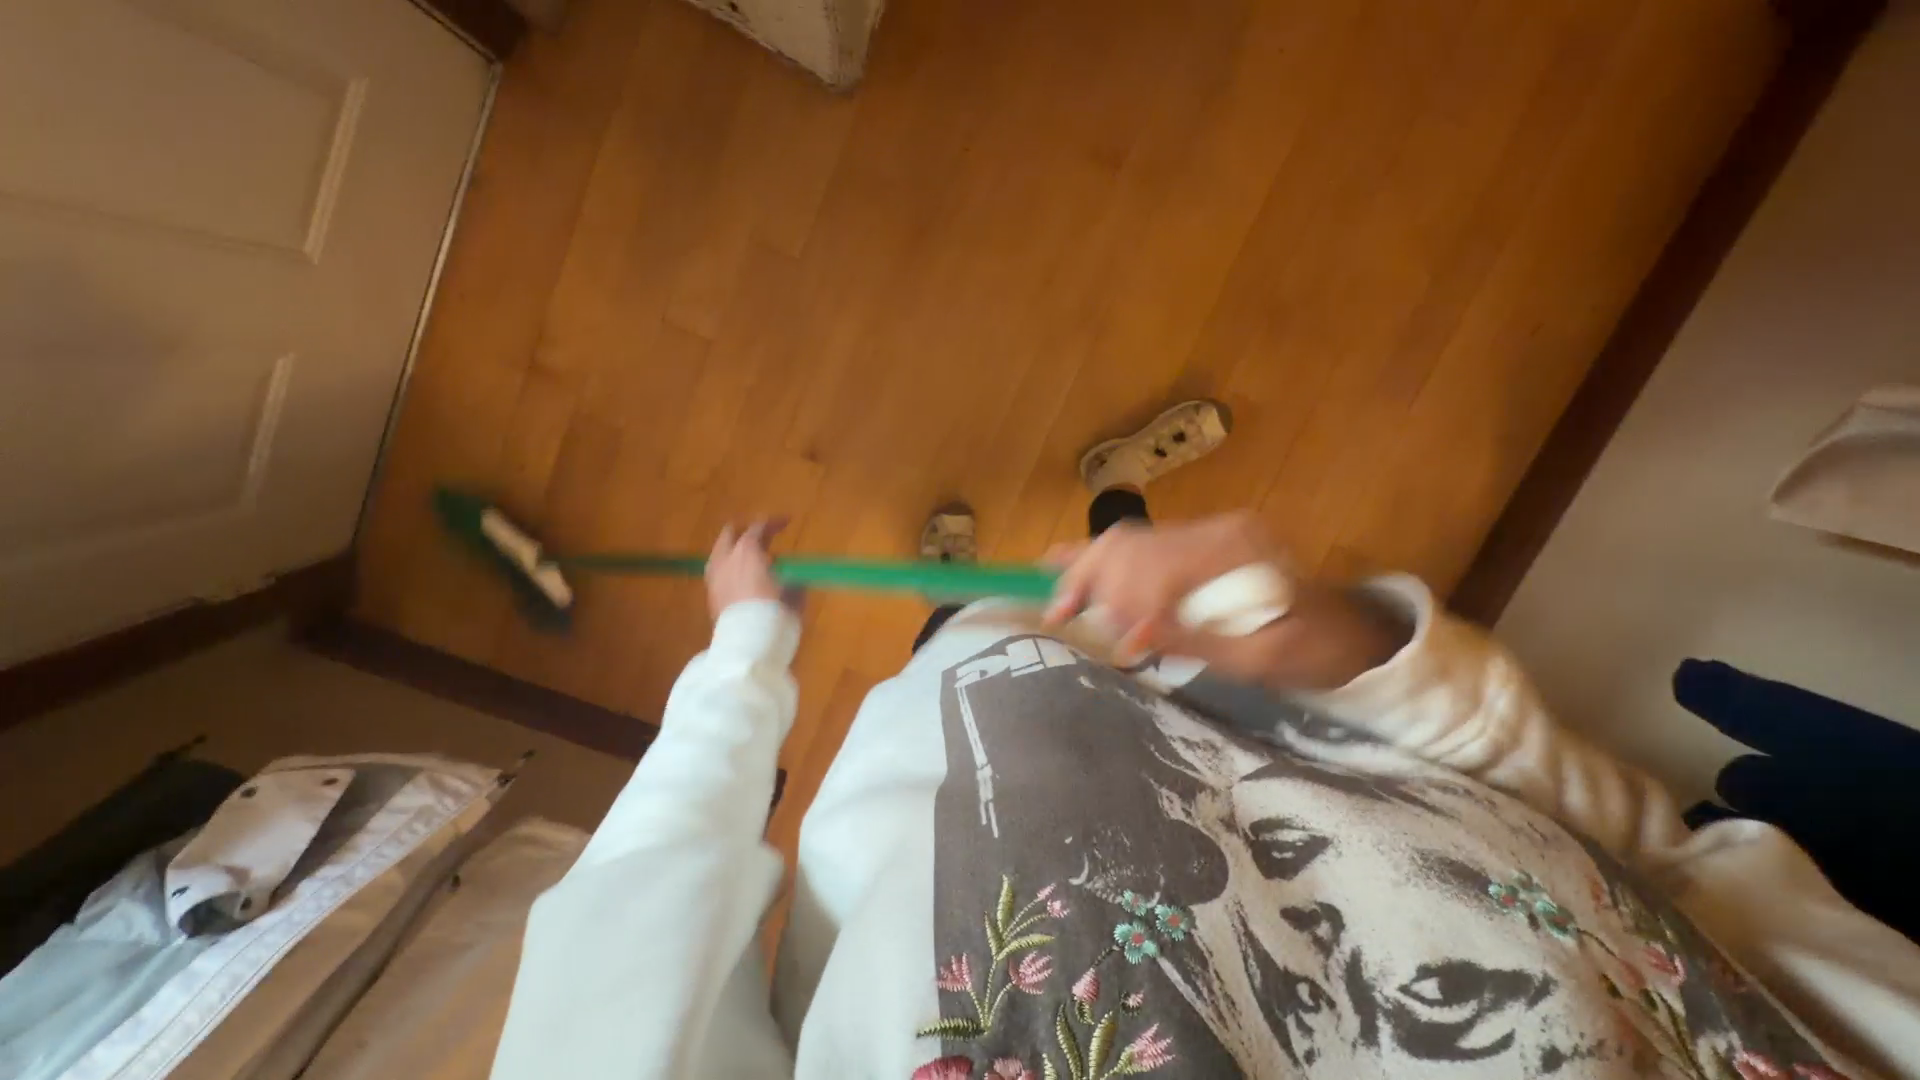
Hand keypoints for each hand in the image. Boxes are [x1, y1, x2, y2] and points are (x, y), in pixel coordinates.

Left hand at [705, 519, 792, 619]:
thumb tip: (792, 576)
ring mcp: (714, 576)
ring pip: (721, 553)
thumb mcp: (794, 592)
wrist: (748, 644)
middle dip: (746, 532)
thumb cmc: (776, 612)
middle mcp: (726, 558)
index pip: (759, 527)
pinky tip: (742, 579)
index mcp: (748, 550)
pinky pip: (719, 572)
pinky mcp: (711, 595)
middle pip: (731, 534)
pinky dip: (730, 569)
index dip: (774, 522)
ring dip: (735, 550)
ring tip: (751, 559)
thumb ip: (792, 577)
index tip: (787, 521)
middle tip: (763, 536)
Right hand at [1044, 511, 1407, 689]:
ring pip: (1129, 539)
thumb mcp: (1261, 659)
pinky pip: (1139, 545)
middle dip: (1092, 577)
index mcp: (1238, 550)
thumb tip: (1133, 634)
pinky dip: (1102, 559)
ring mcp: (1206, 532)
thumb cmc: (1312, 650)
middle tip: (1057, 613)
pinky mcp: (1196, 544)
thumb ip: (1197, 642)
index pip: (1160, 564)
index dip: (1127, 601)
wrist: (1344, 632)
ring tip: (1055, 597)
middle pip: (1135, 542)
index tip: (1113, 643)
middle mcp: (1217, 528)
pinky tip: (1066, 562)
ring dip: (1089, 568)